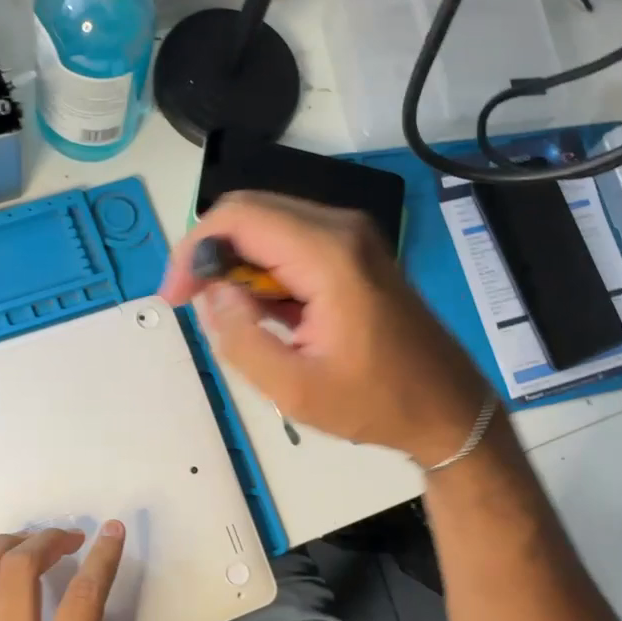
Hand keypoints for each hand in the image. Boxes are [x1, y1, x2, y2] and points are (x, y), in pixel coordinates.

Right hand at [158, 191, 493, 467]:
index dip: (193, 250)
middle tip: (194, 308)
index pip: (238, 217)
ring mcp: (353, 238)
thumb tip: (212, 295)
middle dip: (210, 255)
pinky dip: (265, 273)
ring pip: (269, 227)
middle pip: (251, 213)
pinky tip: (266, 317)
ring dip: (237, 267)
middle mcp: (341, 229)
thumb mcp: (295, 390)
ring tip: (234, 323)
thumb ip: (242, 340)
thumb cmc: (376, 404)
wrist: (446, 407)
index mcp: (328, 255)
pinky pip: (292, 245)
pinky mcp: (356, 253)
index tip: (175, 298)